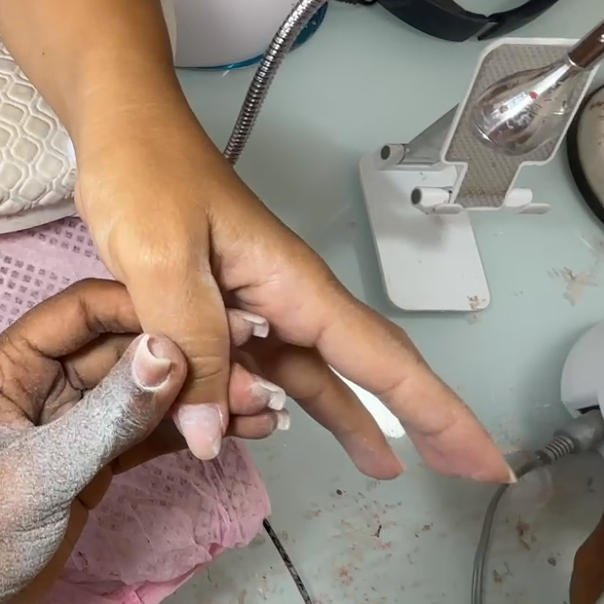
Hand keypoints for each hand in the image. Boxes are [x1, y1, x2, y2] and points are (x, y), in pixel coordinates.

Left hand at [0, 280, 275, 603]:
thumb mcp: (39, 474)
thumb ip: (107, 415)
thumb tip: (169, 347)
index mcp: (8, 366)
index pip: (83, 312)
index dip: (149, 307)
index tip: (220, 317)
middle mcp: (39, 383)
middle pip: (121, 351)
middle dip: (187, 358)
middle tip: (264, 369)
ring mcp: (66, 424)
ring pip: (139, 394)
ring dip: (198, 397)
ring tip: (269, 406)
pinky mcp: (87, 463)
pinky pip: (141, 435)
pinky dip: (184, 432)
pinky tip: (236, 431)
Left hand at [72, 111, 506, 480]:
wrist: (118, 126)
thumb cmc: (144, 177)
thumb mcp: (162, 260)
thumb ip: (191, 344)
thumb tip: (213, 436)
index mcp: (289, 284)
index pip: (380, 356)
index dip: (435, 414)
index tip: (486, 465)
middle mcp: (280, 296)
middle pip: (357, 366)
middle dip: (408, 419)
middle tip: (457, 477)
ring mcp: (247, 299)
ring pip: (301, 370)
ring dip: (337, 416)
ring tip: (379, 466)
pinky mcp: (212, 300)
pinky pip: (247, 361)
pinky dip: (260, 397)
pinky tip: (265, 422)